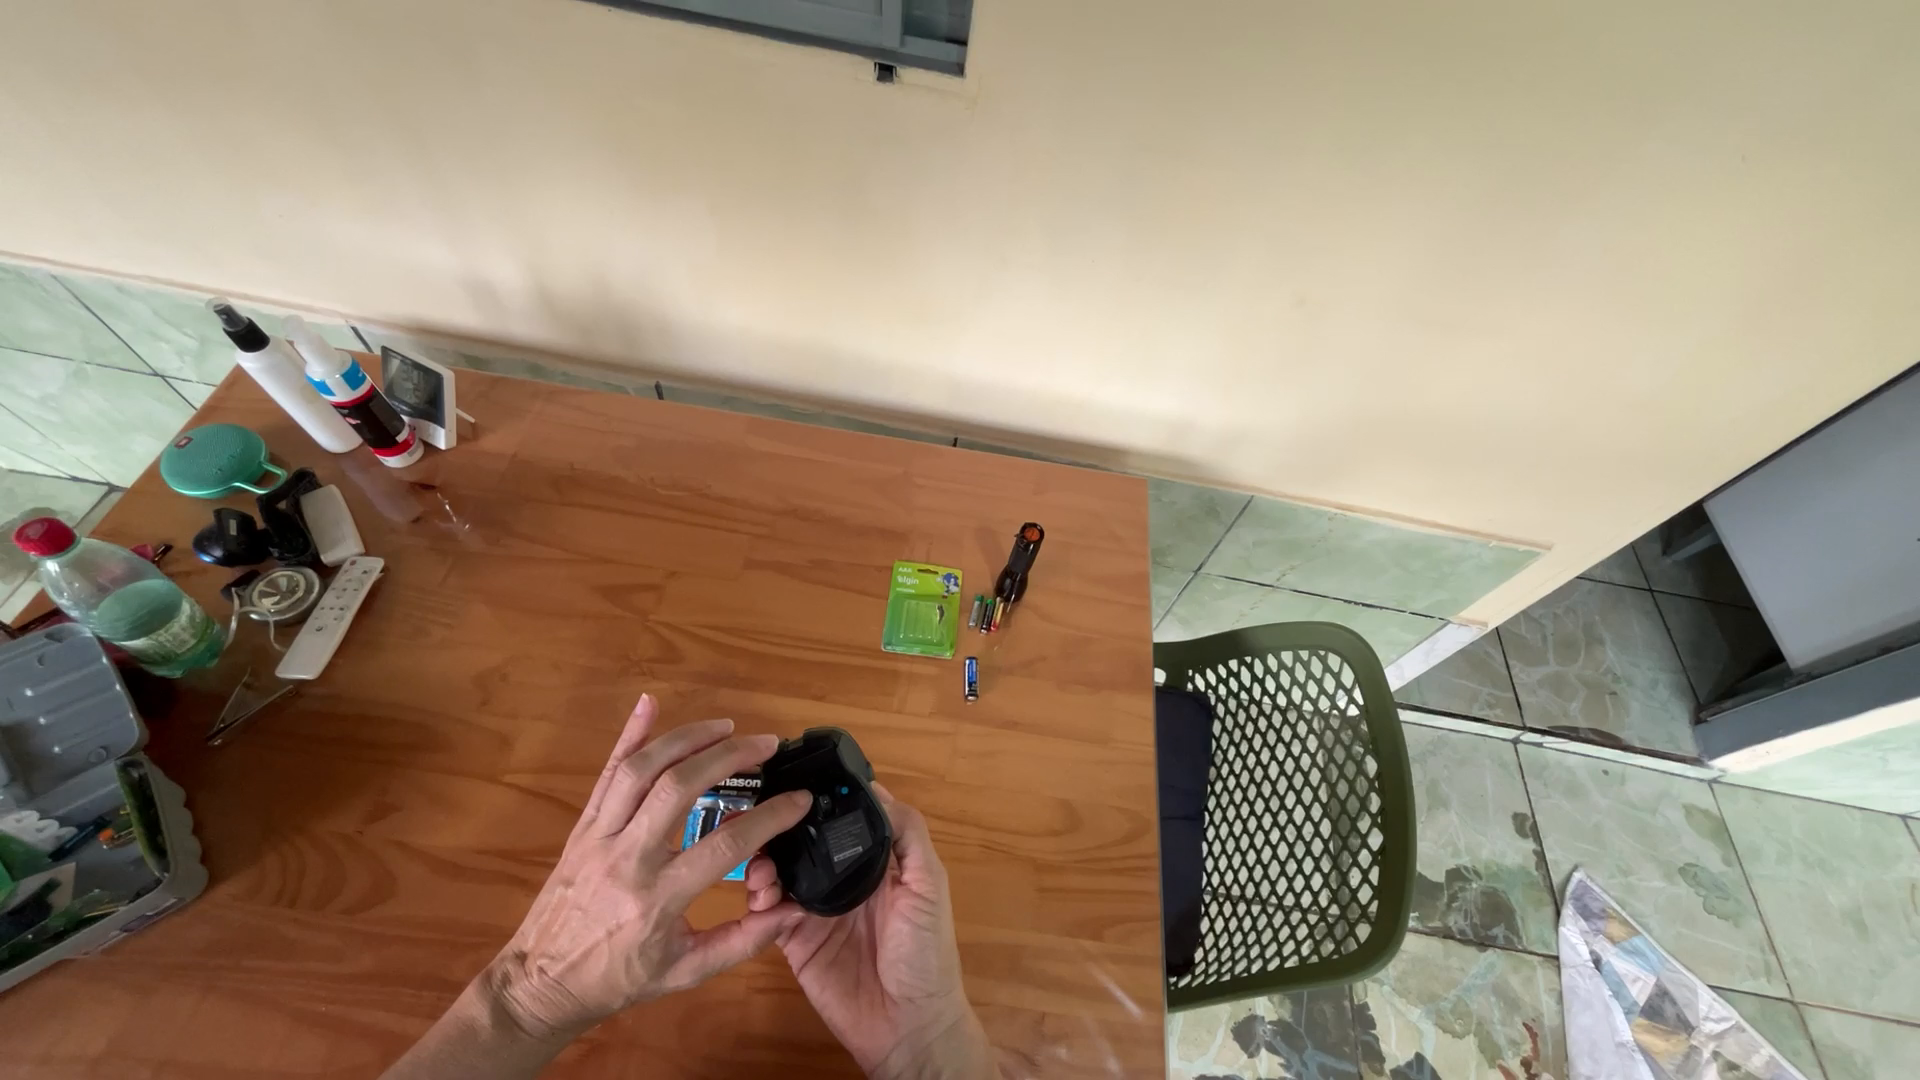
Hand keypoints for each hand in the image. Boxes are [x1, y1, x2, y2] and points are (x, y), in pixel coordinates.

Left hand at [485, 694, 811, 1040]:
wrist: (539, 985)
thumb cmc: (619, 979)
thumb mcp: (687, 972)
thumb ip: (743, 939)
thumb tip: (792, 908)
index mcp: (658, 899)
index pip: (726, 844)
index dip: (771, 817)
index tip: (799, 799)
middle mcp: (628, 858)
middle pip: (680, 788)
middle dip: (729, 757)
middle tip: (766, 744)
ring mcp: (600, 836)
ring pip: (641, 769)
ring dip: (687, 738)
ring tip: (726, 726)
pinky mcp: (582, 826)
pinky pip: (606, 773)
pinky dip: (628, 734)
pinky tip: (649, 703)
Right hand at [746, 786, 994, 1079]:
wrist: (907, 1025)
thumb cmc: (926, 949)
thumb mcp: (929, 884)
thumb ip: (907, 834)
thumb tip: (876, 789)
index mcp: (875, 860)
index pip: (841, 821)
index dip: (819, 804)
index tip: (793, 786)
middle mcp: (843, 878)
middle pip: (804, 844)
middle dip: (780, 834)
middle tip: (761, 830)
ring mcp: (817, 909)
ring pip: (782, 874)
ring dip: (764, 867)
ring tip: (759, 874)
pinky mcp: (796, 942)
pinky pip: (770, 916)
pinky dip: (760, 905)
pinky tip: (760, 901)